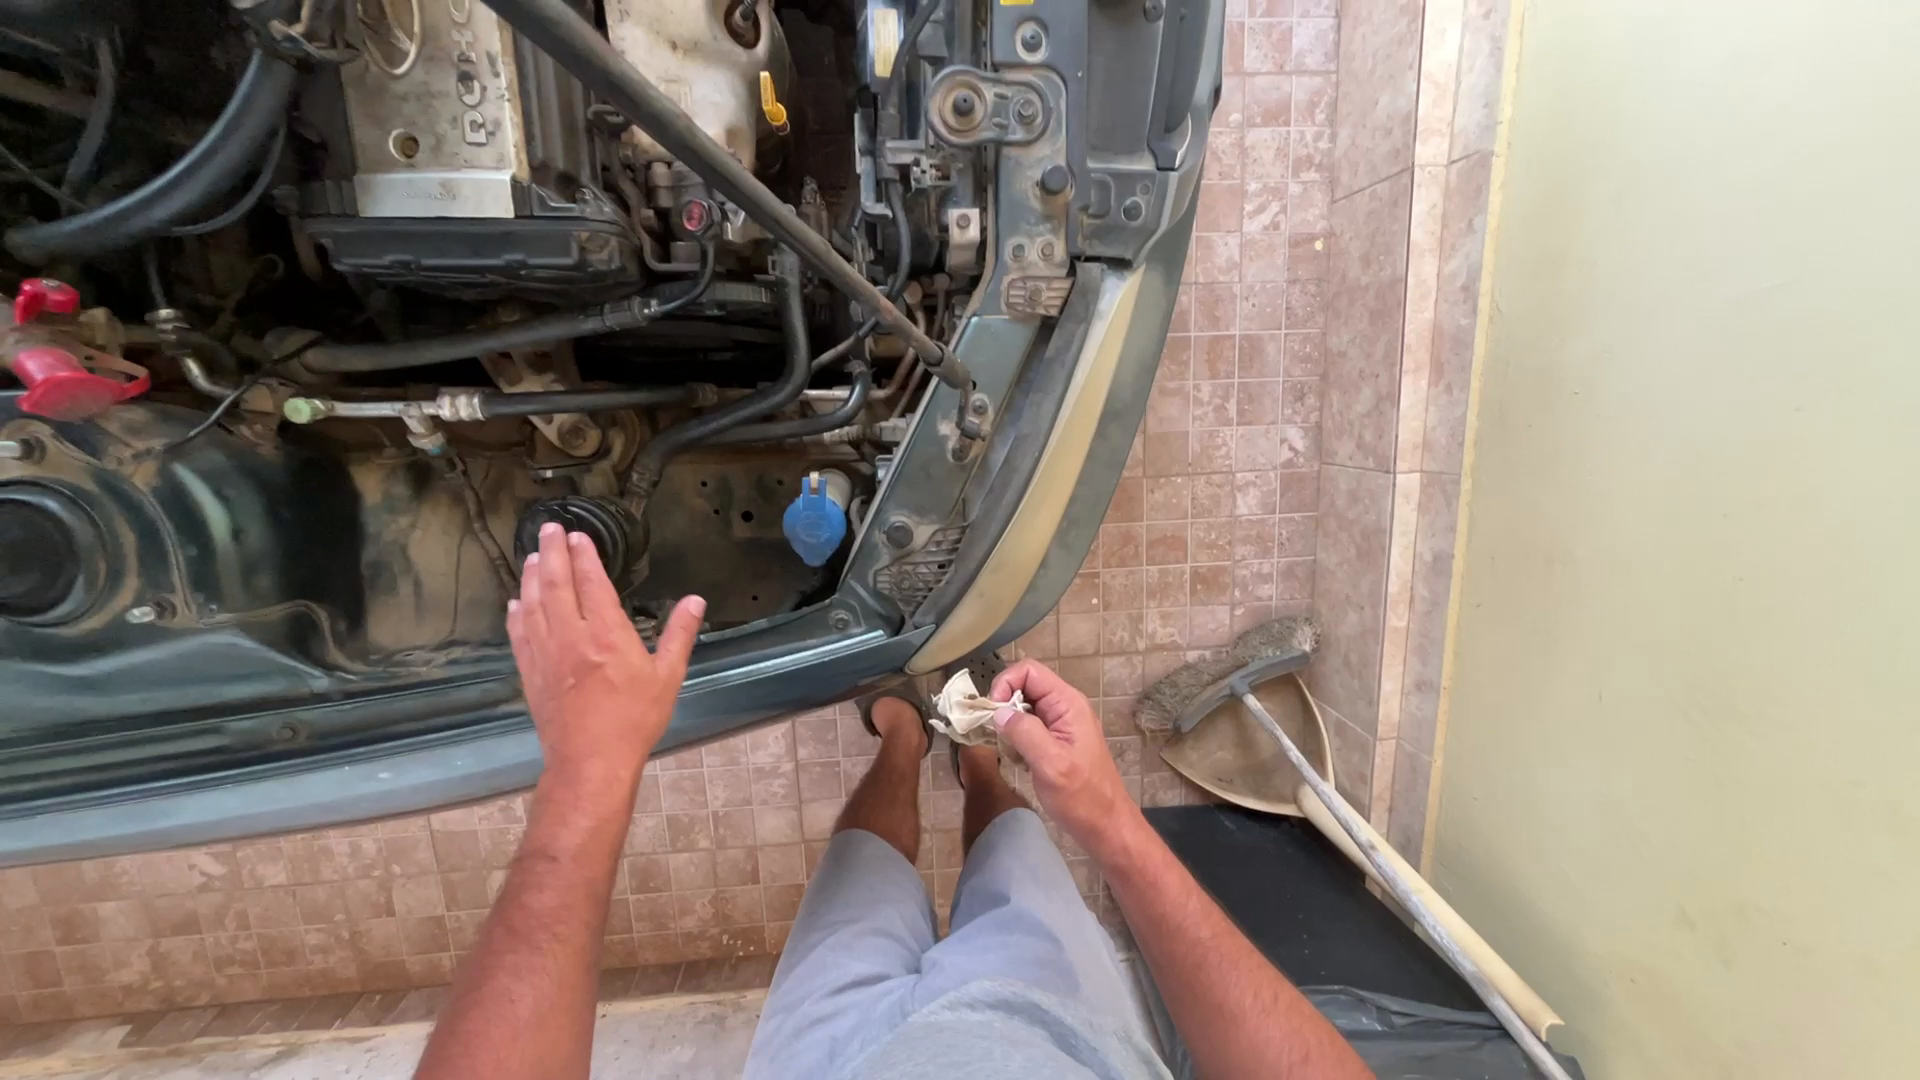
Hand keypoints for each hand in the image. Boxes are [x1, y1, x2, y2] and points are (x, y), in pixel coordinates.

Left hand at [507, 522, 704, 789]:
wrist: (591, 760)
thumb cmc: (635, 718)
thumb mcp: (668, 676)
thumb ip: (679, 635)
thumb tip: (695, 601)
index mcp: (607, 635)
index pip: (592, 584)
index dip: (585, 557)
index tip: (579, 536)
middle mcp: (572, 637)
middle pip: (556, 584)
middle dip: (552, 553)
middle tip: (549, 529)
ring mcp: (546, 654)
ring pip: (533, 604)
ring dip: (531, 576)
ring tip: (532, 555)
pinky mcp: (531, 673)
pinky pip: (520, 634)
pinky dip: (517, 612)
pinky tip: (517, 602)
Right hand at [991, 659, 1140, 858]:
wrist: (1105, 826)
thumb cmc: (1082, 796)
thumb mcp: (1050, 764)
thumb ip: (1024, 732)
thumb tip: (998, 712)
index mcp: (1068, 704)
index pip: (1029, 671)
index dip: (1005, 683)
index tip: (994, 712)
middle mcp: (1064, 707)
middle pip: (1024, 686)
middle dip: (1005, 707)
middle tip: (998, 736)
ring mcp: (1061, 724)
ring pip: (1024, 708)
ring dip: (1010, 726)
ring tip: (1013, 753)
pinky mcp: (1056, 740)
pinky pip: (1028, 727)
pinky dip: (1017, 740)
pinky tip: (1021, 761)